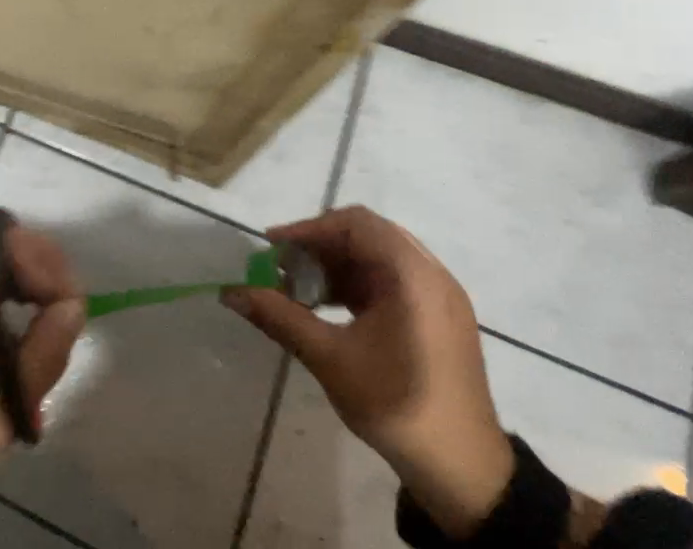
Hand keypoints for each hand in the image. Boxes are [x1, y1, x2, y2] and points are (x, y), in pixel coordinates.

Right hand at [224, 206, 514, 537]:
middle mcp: (431, 277)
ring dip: (333, 266)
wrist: (463, 468)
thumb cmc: (396, 404)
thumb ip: (279, 317)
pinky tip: (325, 308)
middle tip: (280, 267)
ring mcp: (438, 298)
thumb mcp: (329, 358)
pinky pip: (389, 281)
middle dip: (318, 246)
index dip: (309, 229)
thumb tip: (229, 292)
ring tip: (296, 290)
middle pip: (367, 236)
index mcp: (413, 278)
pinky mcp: (436, 319)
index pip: (356, 224)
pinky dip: (353, 284)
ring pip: (377, 258)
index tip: (272, 249)